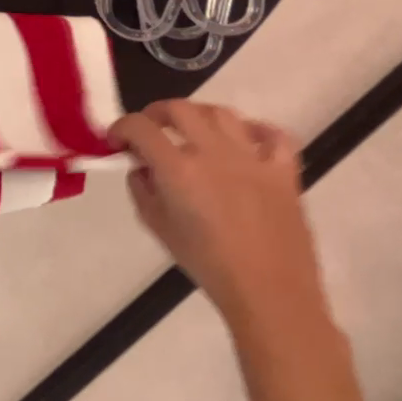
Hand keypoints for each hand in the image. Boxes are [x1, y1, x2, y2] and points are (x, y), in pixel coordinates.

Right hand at [111, 100, 320, 317]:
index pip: (138, 126)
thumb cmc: (205, 260)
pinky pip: (275, 136)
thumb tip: (142, 166)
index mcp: (177, 169)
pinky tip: (242, 141)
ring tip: (191, 133)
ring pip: (222, 114)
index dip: (120, 129)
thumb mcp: (154, 222)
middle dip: (154, 114)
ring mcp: (254, 162)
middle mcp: (214, 155)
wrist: (269, 291)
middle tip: (149, 131)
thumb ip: (142, 186)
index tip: (116, 143)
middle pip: (179, 109)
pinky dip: (255, 130)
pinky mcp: (284, 174)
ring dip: (198, 117)